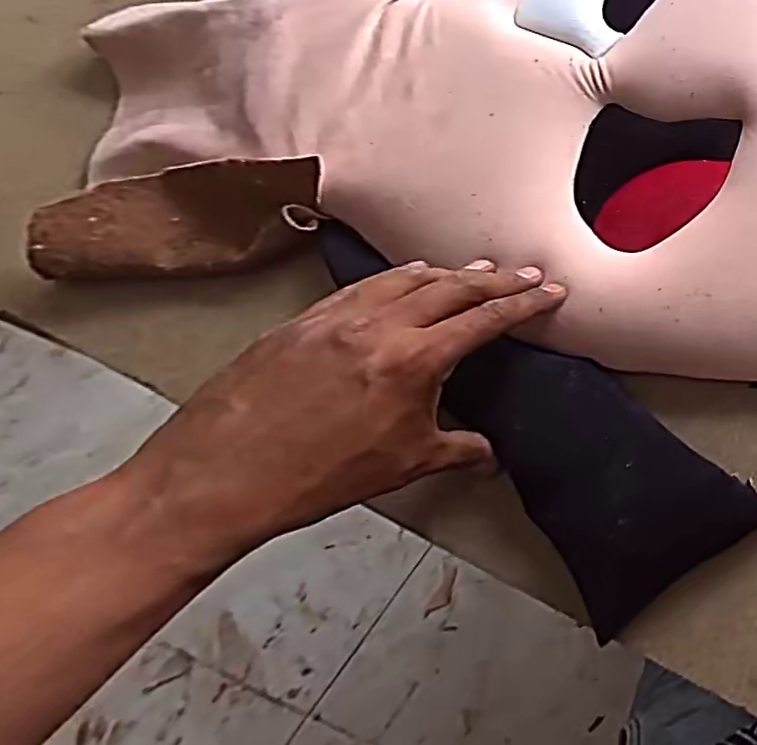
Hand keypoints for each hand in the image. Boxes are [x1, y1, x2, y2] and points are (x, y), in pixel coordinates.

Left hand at [109, 259, 567, 571]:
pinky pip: (366, 286)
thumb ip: (460, 448)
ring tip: (480, 271)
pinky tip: (412, 276)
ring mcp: (336, 319)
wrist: (206, 485)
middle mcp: (379, 327)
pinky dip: (401, 277)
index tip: (551, 291)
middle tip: (528, 274)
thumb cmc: (312, 478)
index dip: (526, 303)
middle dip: (500, 280)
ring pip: (411, 278)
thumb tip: (490, 455)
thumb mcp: (404, 464)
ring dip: (453, 273)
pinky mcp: (302, 321)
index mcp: (412, 361)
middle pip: (456, 287)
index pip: (487, 319)